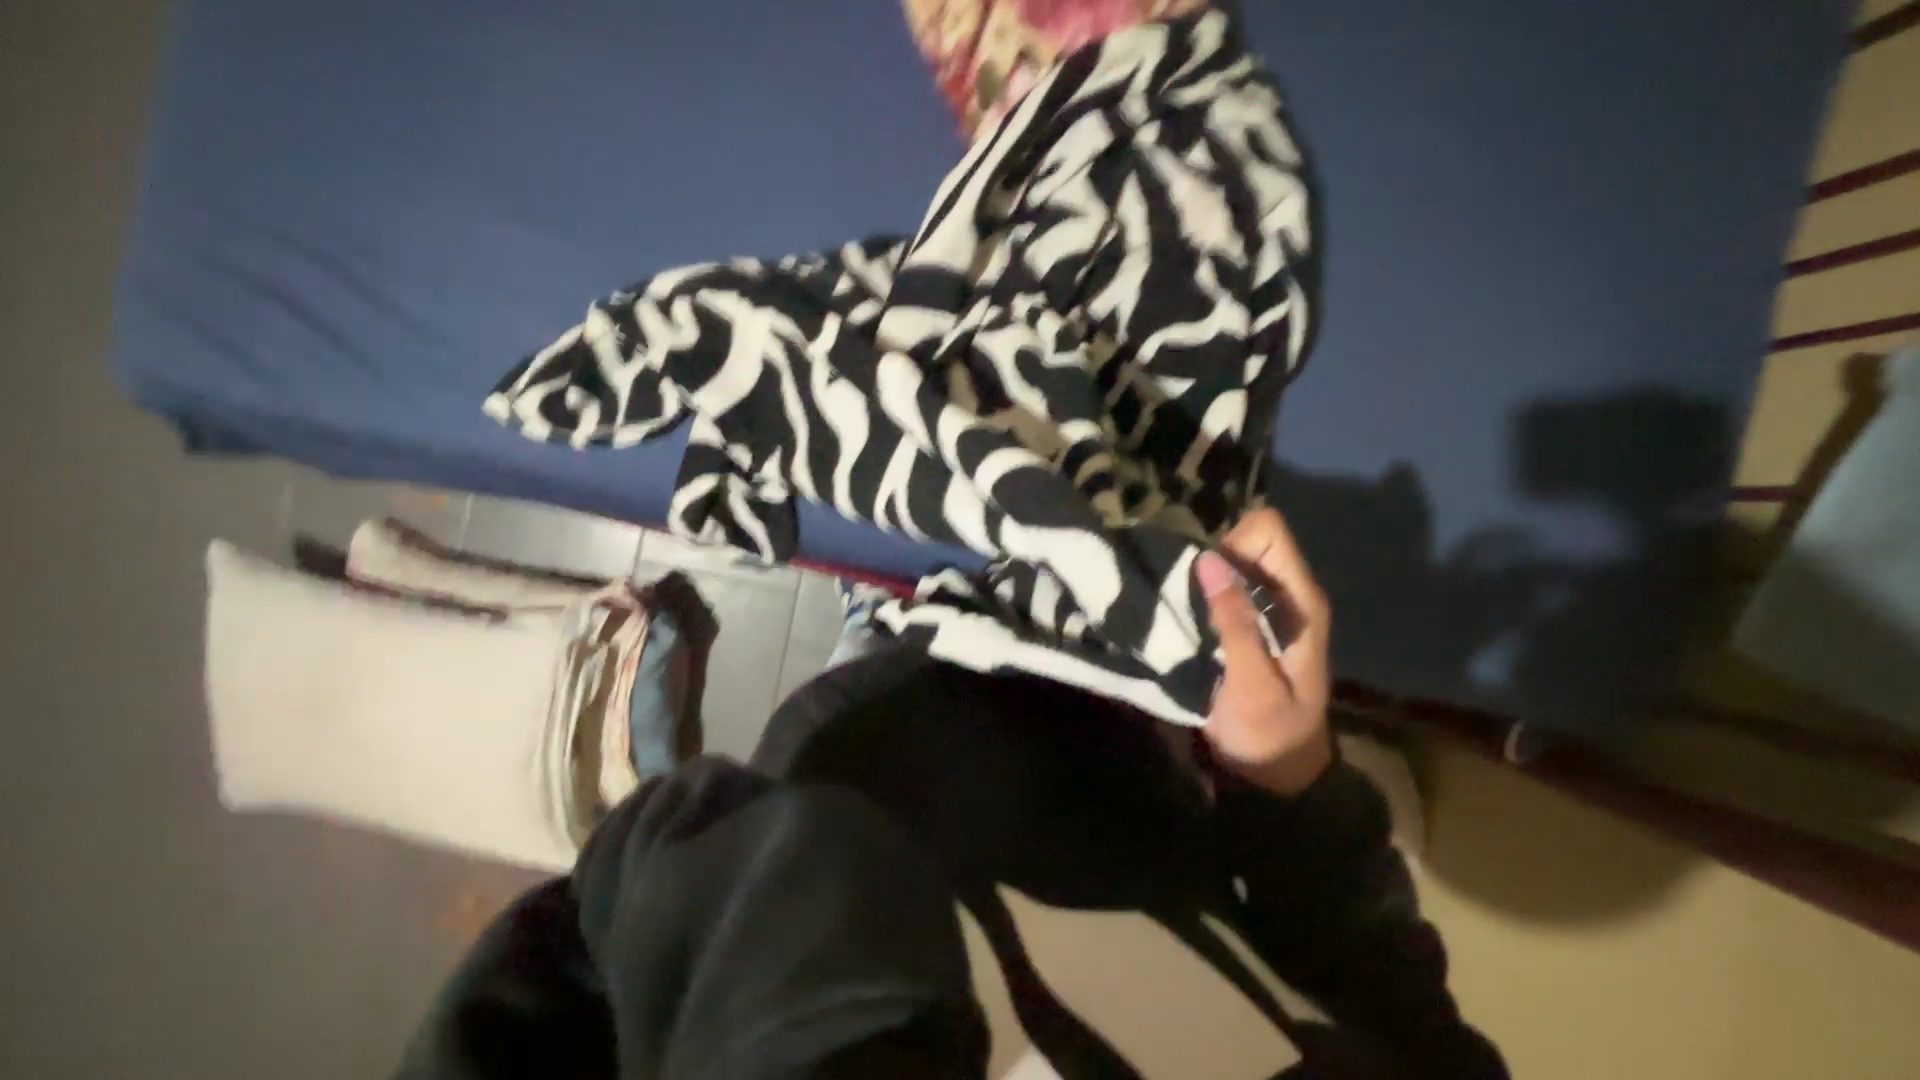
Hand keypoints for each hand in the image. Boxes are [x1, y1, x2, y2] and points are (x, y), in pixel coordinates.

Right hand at [1196, 508, 1333, 795]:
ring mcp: (1268, 608)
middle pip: (1248, 539)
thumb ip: (1235, 621)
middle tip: (1188, 601)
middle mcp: (1288, 594)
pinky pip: (1222, 586)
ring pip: (1232, 561)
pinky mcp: (1248, 622)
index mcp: (1300, 601)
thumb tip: (1209, 559)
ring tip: (1181, 610)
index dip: (1232, 542)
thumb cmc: (1269, 732)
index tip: (1204, 579)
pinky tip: (1184, 619)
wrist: (1279, 773)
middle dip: (1212, 558)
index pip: (1268, 529)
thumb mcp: (1251, 682)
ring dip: (1202, 577)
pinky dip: (1201, 593)